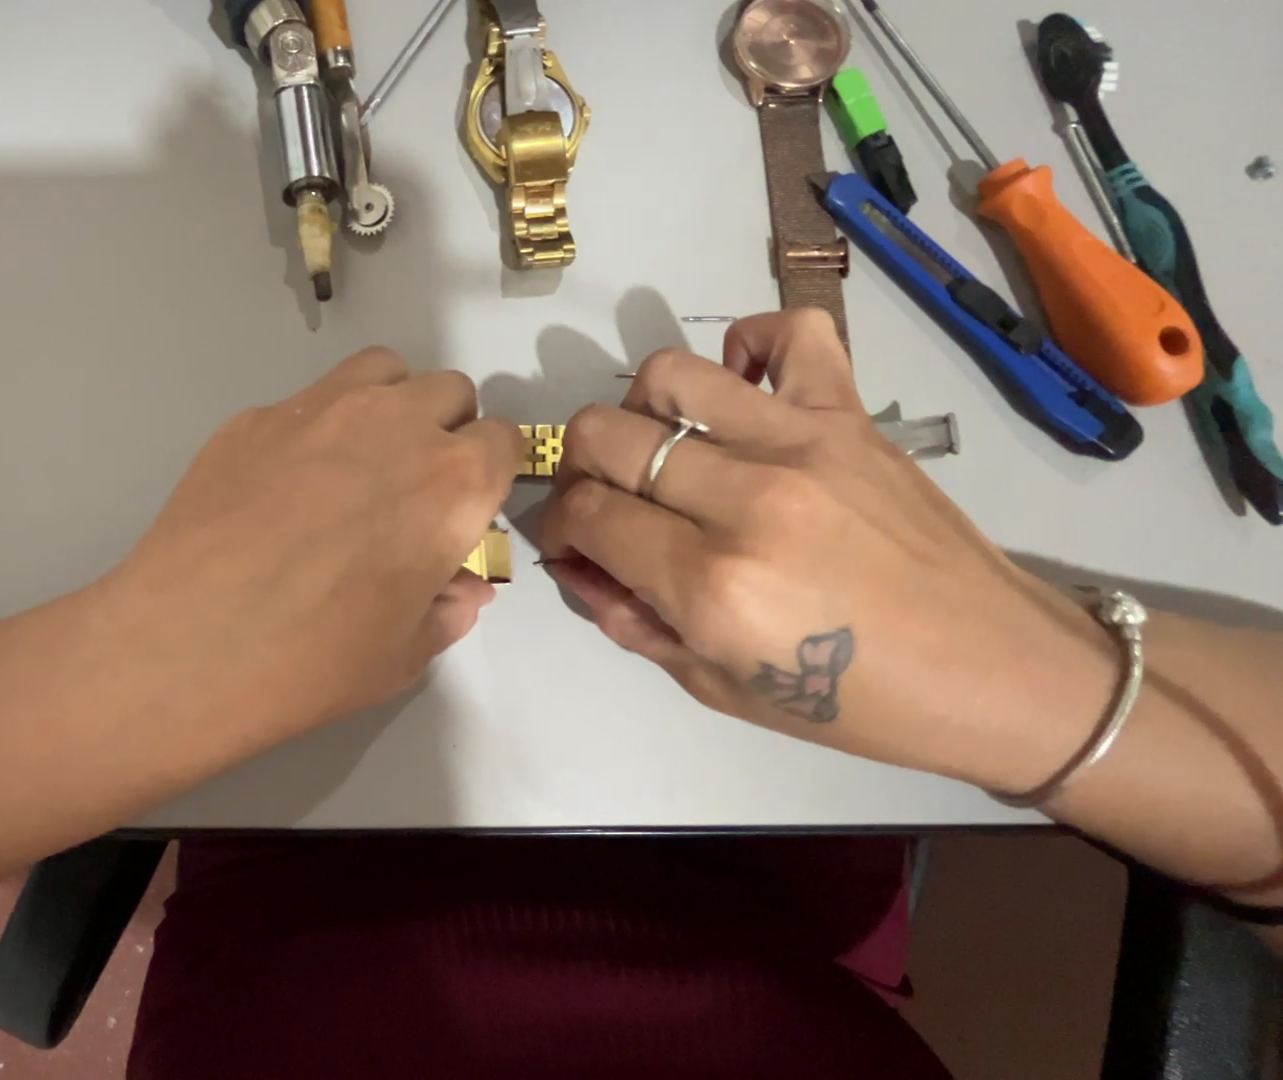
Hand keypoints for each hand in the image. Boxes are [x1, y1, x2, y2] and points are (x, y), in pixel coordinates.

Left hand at [106, 348, 522, 741]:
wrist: (188, 643)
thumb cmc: (313, 661)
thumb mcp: (405, 653)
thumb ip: (449, 607)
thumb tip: (462, 587)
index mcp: (453, 483)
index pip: (504, 440)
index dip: (489, 473)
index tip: (465, 507)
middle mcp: (395, 425)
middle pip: (449, 392)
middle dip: (445, 431)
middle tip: (410, 488)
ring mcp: (318, 409)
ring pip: (382, 371)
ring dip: (389, 404)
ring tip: (359, 460)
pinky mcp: (253, 416)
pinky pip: (307, 399)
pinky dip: (317, 426)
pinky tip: (282, 483)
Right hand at [539, 309, 1118, 787]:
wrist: (996, 674)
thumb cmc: (845, 702)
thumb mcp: (711, 683)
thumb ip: (625, 617)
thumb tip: (574, 560)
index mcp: (710, 584)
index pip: (584, 513)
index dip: (555, 526)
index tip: (568, 542)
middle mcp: (747, 500)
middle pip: (603, 435)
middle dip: (575, 468)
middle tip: (599, 500)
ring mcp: (804, 444)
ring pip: (669, 375)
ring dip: (636, 410)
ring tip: (659, 450)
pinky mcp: (853, 417)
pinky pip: (791, 334)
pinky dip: (748, 346)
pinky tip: (739, 392)